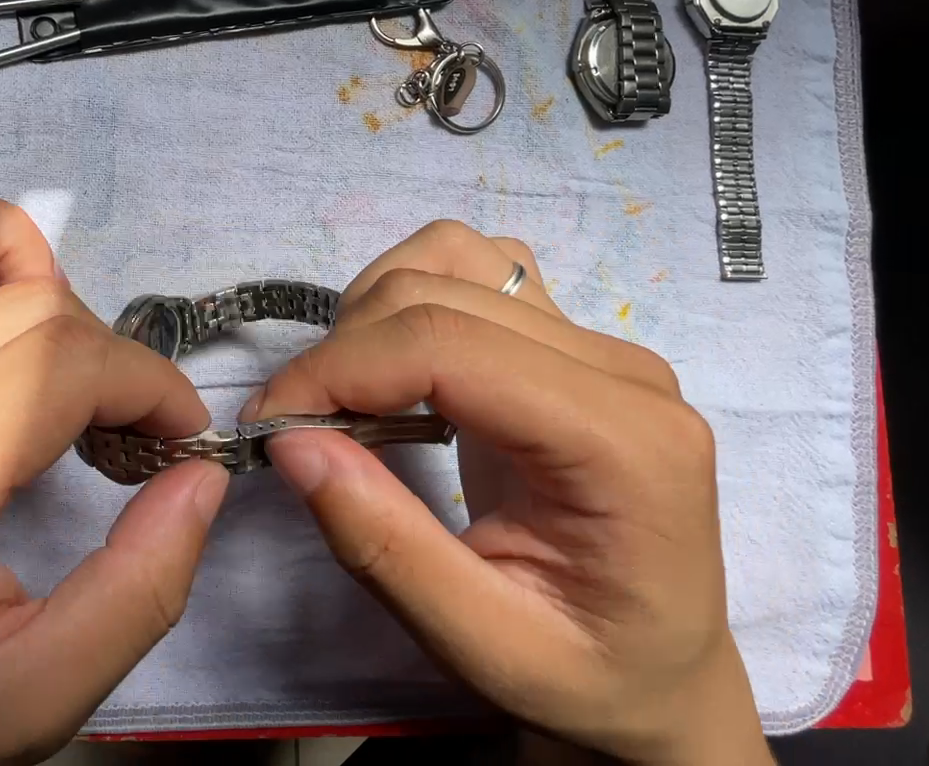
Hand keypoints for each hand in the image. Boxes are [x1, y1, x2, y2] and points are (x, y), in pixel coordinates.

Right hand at [246, 221, 770, 765]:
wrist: (657, 666)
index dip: (337, 369)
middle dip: (339, 353)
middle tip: (295, 427)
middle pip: (434, 294)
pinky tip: (393, 361)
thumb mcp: (483, 649)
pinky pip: (468, 262)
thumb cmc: (585, 672)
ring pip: (446, 257)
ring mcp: (595, 340)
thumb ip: (386, 548)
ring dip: (367, 314)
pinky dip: (404, 293)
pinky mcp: (565, 333)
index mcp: (623, 444)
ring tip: (345, 394)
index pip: (447, 347)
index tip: (270, 423)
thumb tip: (292, 441)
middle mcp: (618, 368)